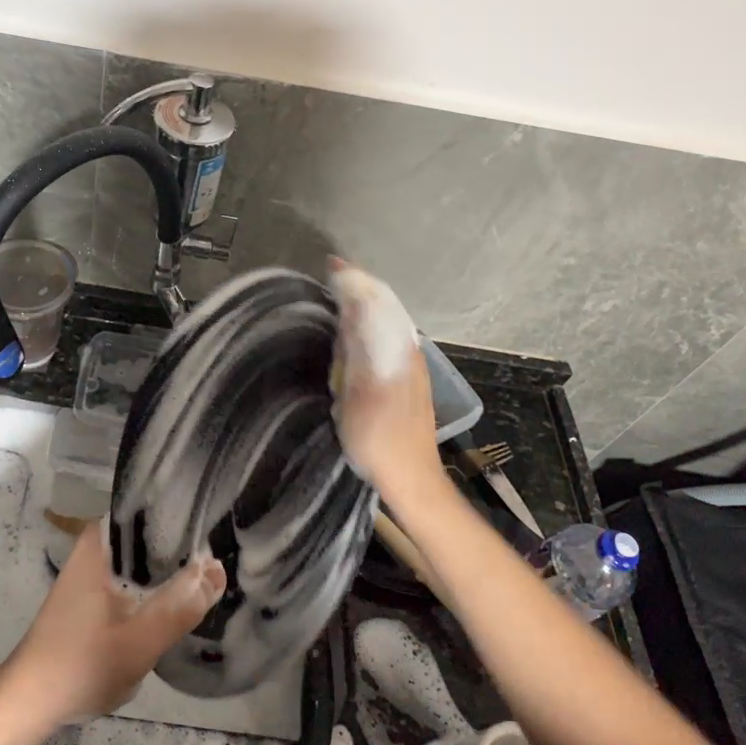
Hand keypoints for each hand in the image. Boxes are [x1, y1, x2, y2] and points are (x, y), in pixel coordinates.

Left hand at [0, 524, 225, 722]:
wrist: (30, 701)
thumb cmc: (81, 664)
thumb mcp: (140, 642)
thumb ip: (181, 607)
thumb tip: (218, 570)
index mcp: (101, 543)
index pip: (149, 507)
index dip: (184, 514)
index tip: (216, 524)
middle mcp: (94, 547)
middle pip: (148, 534)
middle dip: (182, 546)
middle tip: (220, 555)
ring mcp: (91, 571)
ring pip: (141, 559)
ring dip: (168, 569)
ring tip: (207, 575)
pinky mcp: (92, 595)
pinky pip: (132, 578)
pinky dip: (152, 587)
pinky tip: (174, 601)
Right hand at [329, 259, 438, 490]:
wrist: (413, 480)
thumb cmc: (380, 439)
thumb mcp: (358, 393)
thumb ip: (354, 350)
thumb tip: (349, 312)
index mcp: (397, 351)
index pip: (378, 301)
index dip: (356, 280)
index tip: (333, 264)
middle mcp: (408, 353)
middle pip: (385, 309)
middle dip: (360, 289)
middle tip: (333, 276)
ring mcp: (410, 368)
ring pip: (387, 325)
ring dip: (365, 307)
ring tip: (340, 299)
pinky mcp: (407, 383)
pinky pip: (387, 340)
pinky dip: (369, 327)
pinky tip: (354, 337)